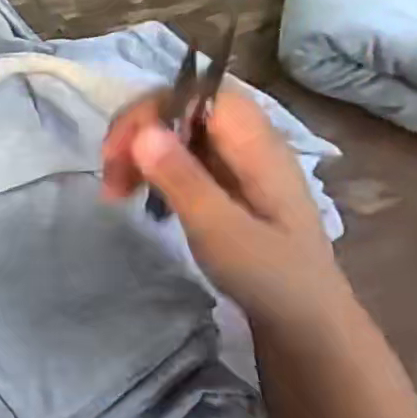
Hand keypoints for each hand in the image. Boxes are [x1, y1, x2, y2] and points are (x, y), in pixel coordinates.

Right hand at [102, 87, 352, 322]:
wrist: (307, 323)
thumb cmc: (271, 279)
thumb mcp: (222, 233)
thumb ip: (183, 180)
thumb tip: (142, 131)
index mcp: (258, 145)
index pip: (200, 94)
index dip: (154, 108)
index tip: (118, 148)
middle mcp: (248, 143)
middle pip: (184, 108)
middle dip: (139, 131)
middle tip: (109, 173)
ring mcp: (238, 163)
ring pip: (177, 132)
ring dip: (139, 150)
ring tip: (115, 189)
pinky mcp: (226, 183)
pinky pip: (181, 157)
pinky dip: (152, 168)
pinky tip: (137, 193)